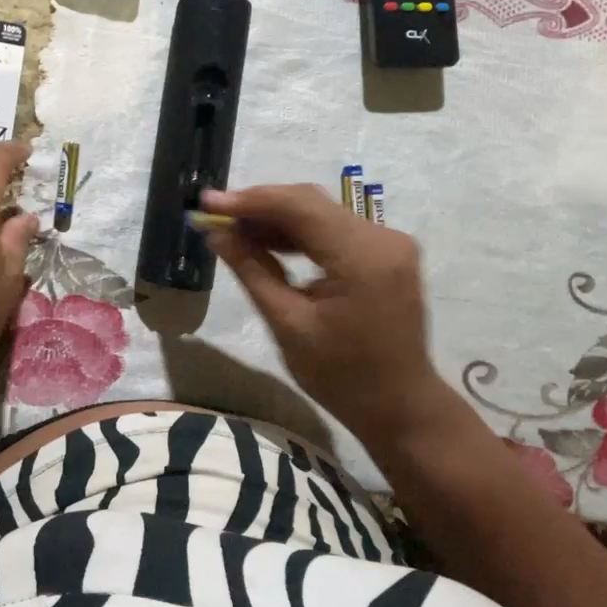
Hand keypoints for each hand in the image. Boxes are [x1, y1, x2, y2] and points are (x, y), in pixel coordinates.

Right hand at [202, 185, 446, 435]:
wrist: (399, 406)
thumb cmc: (341, 375)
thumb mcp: (287, 323)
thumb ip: (252, 270)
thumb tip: (215, 233)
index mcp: (362, 257)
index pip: (299, 207)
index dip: (250, 200)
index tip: (207, 201)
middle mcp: (382, 238)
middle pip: (311, 204)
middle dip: (260, 206)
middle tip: (215, 214)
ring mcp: (388, 244)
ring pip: (321, 213)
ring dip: (277, 218)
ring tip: (233, 229)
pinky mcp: (385, 254)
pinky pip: (334, 230)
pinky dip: (299, 232)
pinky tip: (267, 242)